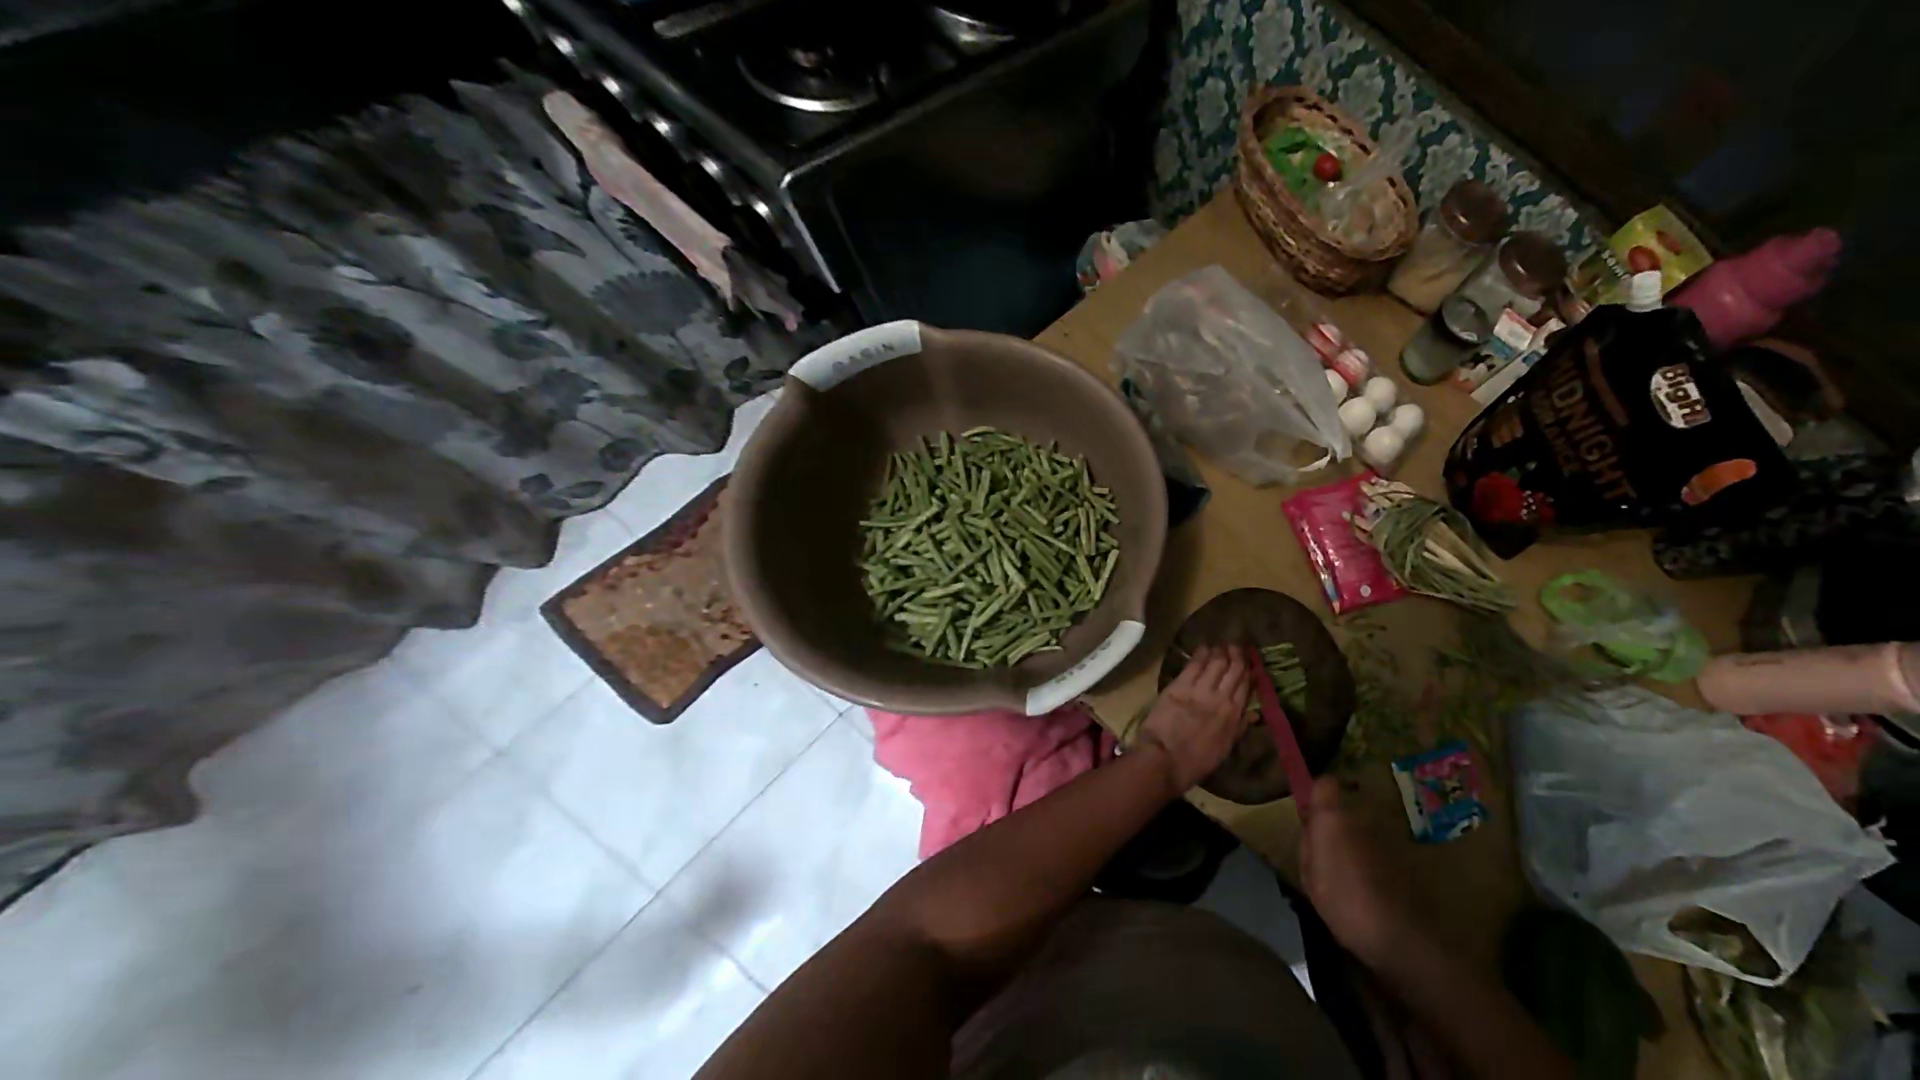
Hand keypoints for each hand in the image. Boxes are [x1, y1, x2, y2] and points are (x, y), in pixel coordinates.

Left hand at [1135, 645, 1251, 792]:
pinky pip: (1194, 665)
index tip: (1251, 662)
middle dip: (1237, 656)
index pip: (1246, 687)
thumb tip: (1254, 714)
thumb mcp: (1225, 748)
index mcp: (1234, 716)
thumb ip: (1239, 727)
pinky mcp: (1180, 686)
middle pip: (1233, 671)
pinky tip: (1204, 647)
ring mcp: (1200, 690)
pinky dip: (1201, 655)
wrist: (1165, 759)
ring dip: (1220, 652)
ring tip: (1222, 645)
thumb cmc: (1195, 761)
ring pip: (1216, 664)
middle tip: (1238, 646)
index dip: (1249, 672)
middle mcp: (1221, 698)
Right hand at [1300, 776, 1428, 966]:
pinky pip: (1378, 851)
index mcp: (1336, 818)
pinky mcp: (1408, 861)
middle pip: (1343, 810)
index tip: (1307, 815)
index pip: (1324, 784)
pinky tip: (1366, 890)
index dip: (1315, 795)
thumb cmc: (1344, 900)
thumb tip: (1311, 821)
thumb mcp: (1308, 870)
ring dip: (1353, 844)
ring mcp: (1390, 838)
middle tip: (1321, 854)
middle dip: (1333, 824)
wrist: (1401, 938)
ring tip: (1344, 877)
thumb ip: (1308, 838)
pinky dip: (1371, 862)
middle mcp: (1365, 819)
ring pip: (1362, 832)